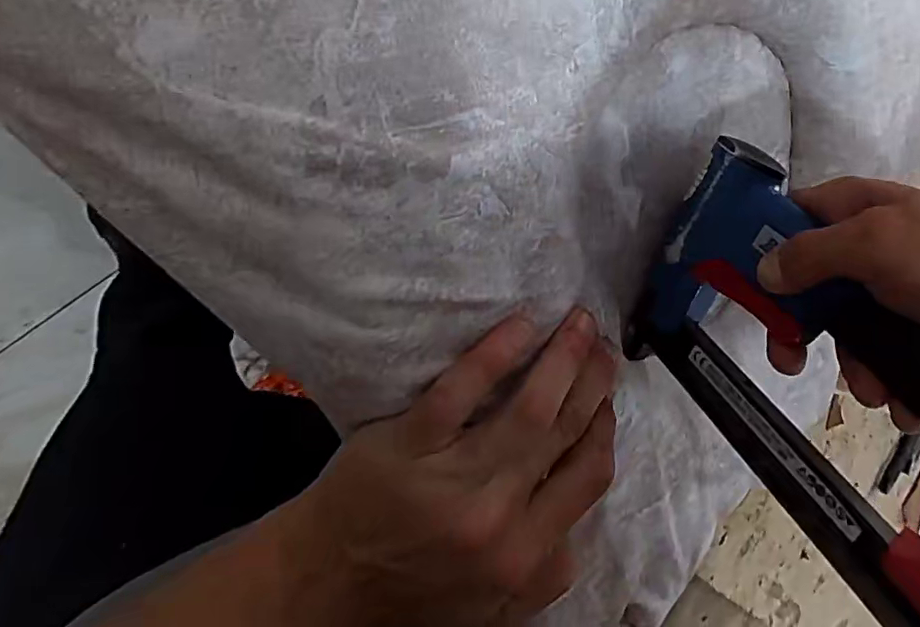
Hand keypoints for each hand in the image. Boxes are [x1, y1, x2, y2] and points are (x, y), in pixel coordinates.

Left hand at [272, 309, 616, 626]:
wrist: (315, 592)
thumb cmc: (411, 588)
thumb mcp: (490, 604)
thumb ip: (547, 568)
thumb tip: (587, 515)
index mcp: (522, 554)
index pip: (590, 472)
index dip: (604, 425)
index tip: (604, 397)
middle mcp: (494, 516)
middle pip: (565, 427)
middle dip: (594, 377)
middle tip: (603, 344)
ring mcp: (451, 478)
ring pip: (530, 406)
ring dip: (565, 355)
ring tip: (580, 322)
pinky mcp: (407, 446)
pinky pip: (461, 390)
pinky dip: (497, 352)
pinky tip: (522, 324)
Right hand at [756, 179, 919, 427]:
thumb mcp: (880, 246)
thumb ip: (815, 253)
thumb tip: (764, 267)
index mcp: (857, 206)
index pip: (789, 217)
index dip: (763, 252)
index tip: (749, 297)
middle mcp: (874, 240)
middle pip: (813, 283)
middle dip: (807, 329)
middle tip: (795, 362)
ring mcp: (902, 282)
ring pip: (851, 328)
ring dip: (857, 366)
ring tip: (881, 390)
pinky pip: (891, 352)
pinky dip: (893, 378)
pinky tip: (909, 399)